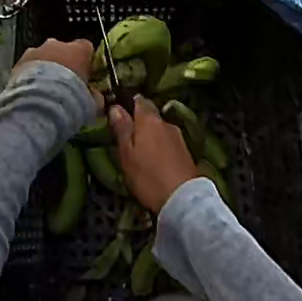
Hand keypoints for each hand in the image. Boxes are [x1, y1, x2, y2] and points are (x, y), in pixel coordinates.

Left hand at [14, 39, 97, 102]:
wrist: (39, 103)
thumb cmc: (71, 98)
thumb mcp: (91, 101)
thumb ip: (94, 95)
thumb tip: (96, 96)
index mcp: (79, 50)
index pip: (86, 47)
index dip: (86, 60)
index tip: (85, 74)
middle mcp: (57, 44)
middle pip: (62, 49)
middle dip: (63, 63)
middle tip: (63, 83)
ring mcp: (35, 50)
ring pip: (43, 55)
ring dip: (44, 68)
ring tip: (44, 89)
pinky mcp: (18, 61)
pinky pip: (27, 65)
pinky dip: (29, 74)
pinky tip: (30, 91)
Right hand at [109, 96, 199, 213]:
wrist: (184, 200)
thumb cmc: (148, 176)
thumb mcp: (127, 154)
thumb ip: (122, 129)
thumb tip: (115, 107)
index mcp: (149, 120)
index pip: (139, 101)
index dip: (128, 104)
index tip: (118, 115)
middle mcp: (166, 123)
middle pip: (150, 115)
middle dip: (139, 123)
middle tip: (126, 138)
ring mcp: (179, 137)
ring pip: (160, 130)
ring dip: (150, 137)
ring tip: (140, 153)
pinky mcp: (186, 153)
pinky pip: (168, 143)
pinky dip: (160, 148)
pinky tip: (155, 162)